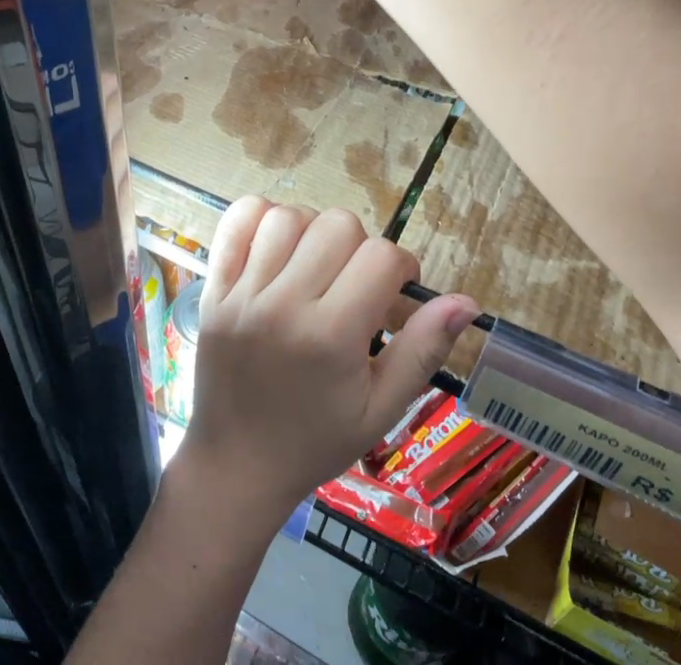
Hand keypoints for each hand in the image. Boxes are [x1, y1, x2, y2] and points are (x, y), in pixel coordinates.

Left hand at [178, 197, 479, 516]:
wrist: (238, 464)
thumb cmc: (315, 442)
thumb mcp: (381, 410)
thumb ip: (422, 351)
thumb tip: (466, 302)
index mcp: (330, 337)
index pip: (381, 257)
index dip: (401, 267)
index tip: (395, 293)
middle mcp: (283, 305)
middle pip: (337, 226)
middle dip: (359, 246)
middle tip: (354, 283)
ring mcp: (242, 294)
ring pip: (288, 217)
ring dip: (312, 231)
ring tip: (315, 265)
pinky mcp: (214, 289)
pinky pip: (235, 223)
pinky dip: (261, 217)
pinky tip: (277, 245)